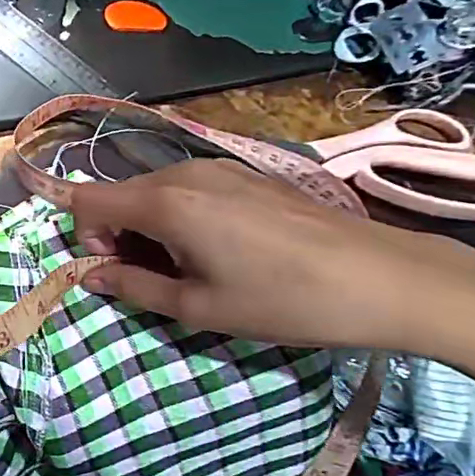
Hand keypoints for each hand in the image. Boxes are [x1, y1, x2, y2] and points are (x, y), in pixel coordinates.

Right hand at [51, 158, 474, 352]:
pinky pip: (185, 188)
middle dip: (116, 233)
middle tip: (152, 276)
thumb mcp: (198, 307)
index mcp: (164, 203)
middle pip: (117, 194)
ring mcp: (217, 168)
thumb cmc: (285, 300)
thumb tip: (90, 277)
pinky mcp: (244, 172)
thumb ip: (132, 286)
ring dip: (147, 226)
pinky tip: (220, 248)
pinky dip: (178, 215)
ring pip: (150, 191)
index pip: (86, 200)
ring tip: (190, 266)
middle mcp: (182, 174)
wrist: (390, 279)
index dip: (84, 234)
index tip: (113, 267)